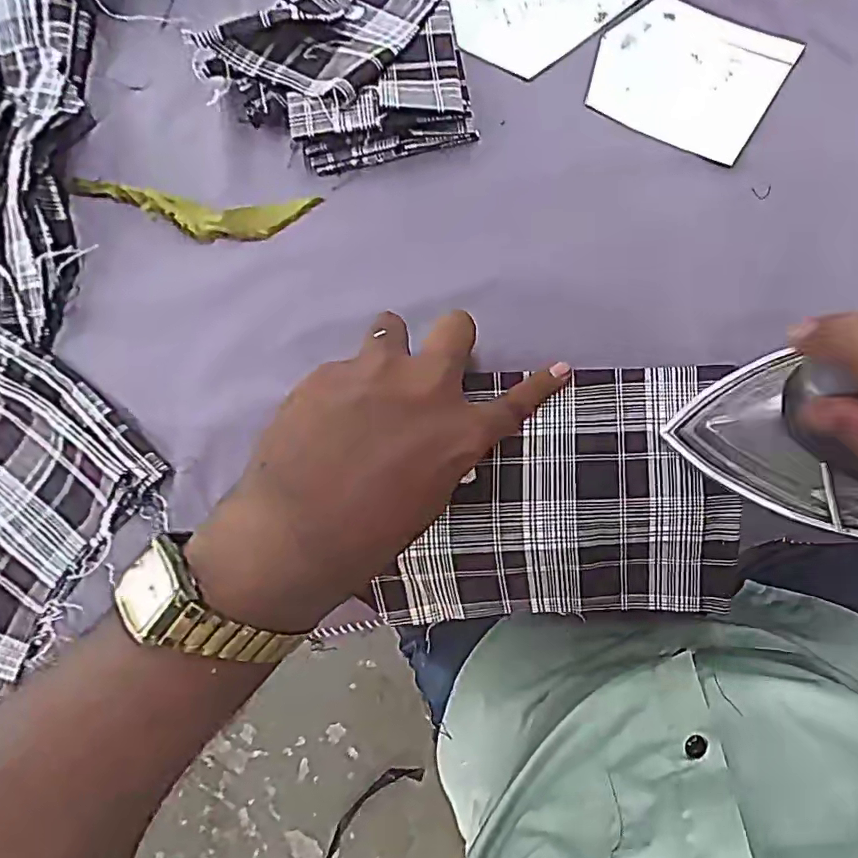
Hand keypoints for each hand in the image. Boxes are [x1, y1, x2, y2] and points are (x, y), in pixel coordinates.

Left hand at [185, 311, 569, 631]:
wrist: (298, 531)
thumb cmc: (378, 530)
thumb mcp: (433, 493)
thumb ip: (446, 450)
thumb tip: (440, 433)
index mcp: (462, 430)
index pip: (516, 401)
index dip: (542, 384)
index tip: (559, 368)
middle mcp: (427, 389)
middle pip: (456, 327)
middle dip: (455, 336)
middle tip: (438, 360)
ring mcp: (375, 373)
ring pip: (392, 326)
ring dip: (392, 348)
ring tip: (374, 378)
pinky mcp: (327, 373)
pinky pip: (346, 365)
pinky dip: (347, 384)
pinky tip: (327, 415)